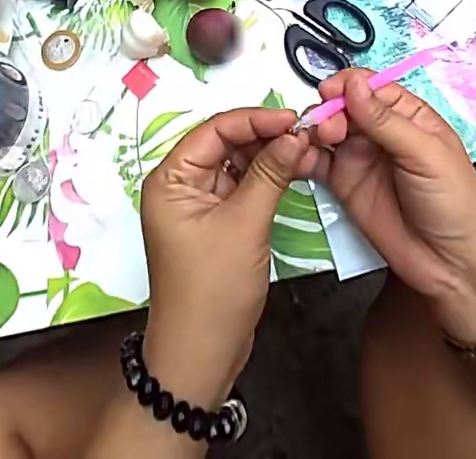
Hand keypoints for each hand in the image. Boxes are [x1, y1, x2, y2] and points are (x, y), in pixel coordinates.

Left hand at [140, 107, 320, 404]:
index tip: (292, 118)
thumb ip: (269, 174)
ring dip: (269, 156)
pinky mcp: (215, 220)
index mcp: (170, 177)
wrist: (201, 357)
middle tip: (304, 134)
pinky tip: (292, 170)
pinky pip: (241, 185)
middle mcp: (180, 183)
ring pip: (236, 163)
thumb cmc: (212, 291)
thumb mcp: (244, 225)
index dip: (254, 120)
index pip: (214, 130)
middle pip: (224, 143)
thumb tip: (294, 135)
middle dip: (264, 137)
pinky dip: (266, 178)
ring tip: (305, 151)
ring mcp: (198, 202)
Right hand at [306, 68, 475, 344]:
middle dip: (328, 111)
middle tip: (328, 131)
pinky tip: (297, 157)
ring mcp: (359, 156)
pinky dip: (302, 155)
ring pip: (325, 129)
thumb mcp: (425, 154)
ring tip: (313, 144)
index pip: (368, 86)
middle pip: (341, 105)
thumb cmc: (455, 205)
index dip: (346, 86)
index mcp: (406, 115)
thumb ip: (384, 120)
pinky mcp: (343, 182)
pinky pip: (316, 161)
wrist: (453, 269)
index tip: (330, 93)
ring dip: (312, 130)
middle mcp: (379, 131)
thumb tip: (352, 83)